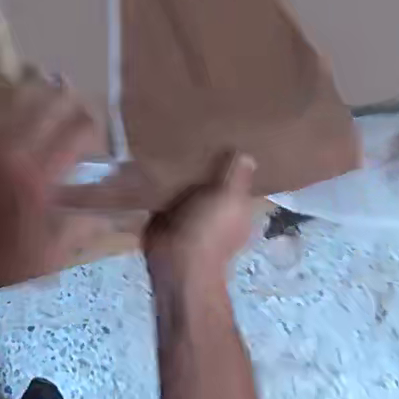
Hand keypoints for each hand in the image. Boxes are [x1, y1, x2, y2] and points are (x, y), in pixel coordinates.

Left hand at [0, 77, 99, 295]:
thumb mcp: (48, 256)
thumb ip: (79, 230)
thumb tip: (106, 217)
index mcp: (39, 179)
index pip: (76, 134)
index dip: (93, 127)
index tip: (97, 133)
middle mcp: (11, 153)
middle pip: (47, 107)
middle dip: (68, 100)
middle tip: (77, 101)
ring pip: (11, 99)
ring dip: (32, 91)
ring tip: (45, 85)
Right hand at [143, 151, 261, 291]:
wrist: (177, 262)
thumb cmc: (210, 230)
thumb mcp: (230, 198)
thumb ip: (238, 176)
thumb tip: (249, 155)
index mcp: (238, 209)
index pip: (239, 182)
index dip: (233, 164)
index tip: (222, 139)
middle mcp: (216, 213)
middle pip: (210, 184)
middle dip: (201, 166)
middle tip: (189, 135)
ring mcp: (190, 218)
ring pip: (186, 190)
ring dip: (178, 176)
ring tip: (168, 143)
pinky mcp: (166, 220)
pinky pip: (164, 199)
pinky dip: (158, 188)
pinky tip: (150, 165)